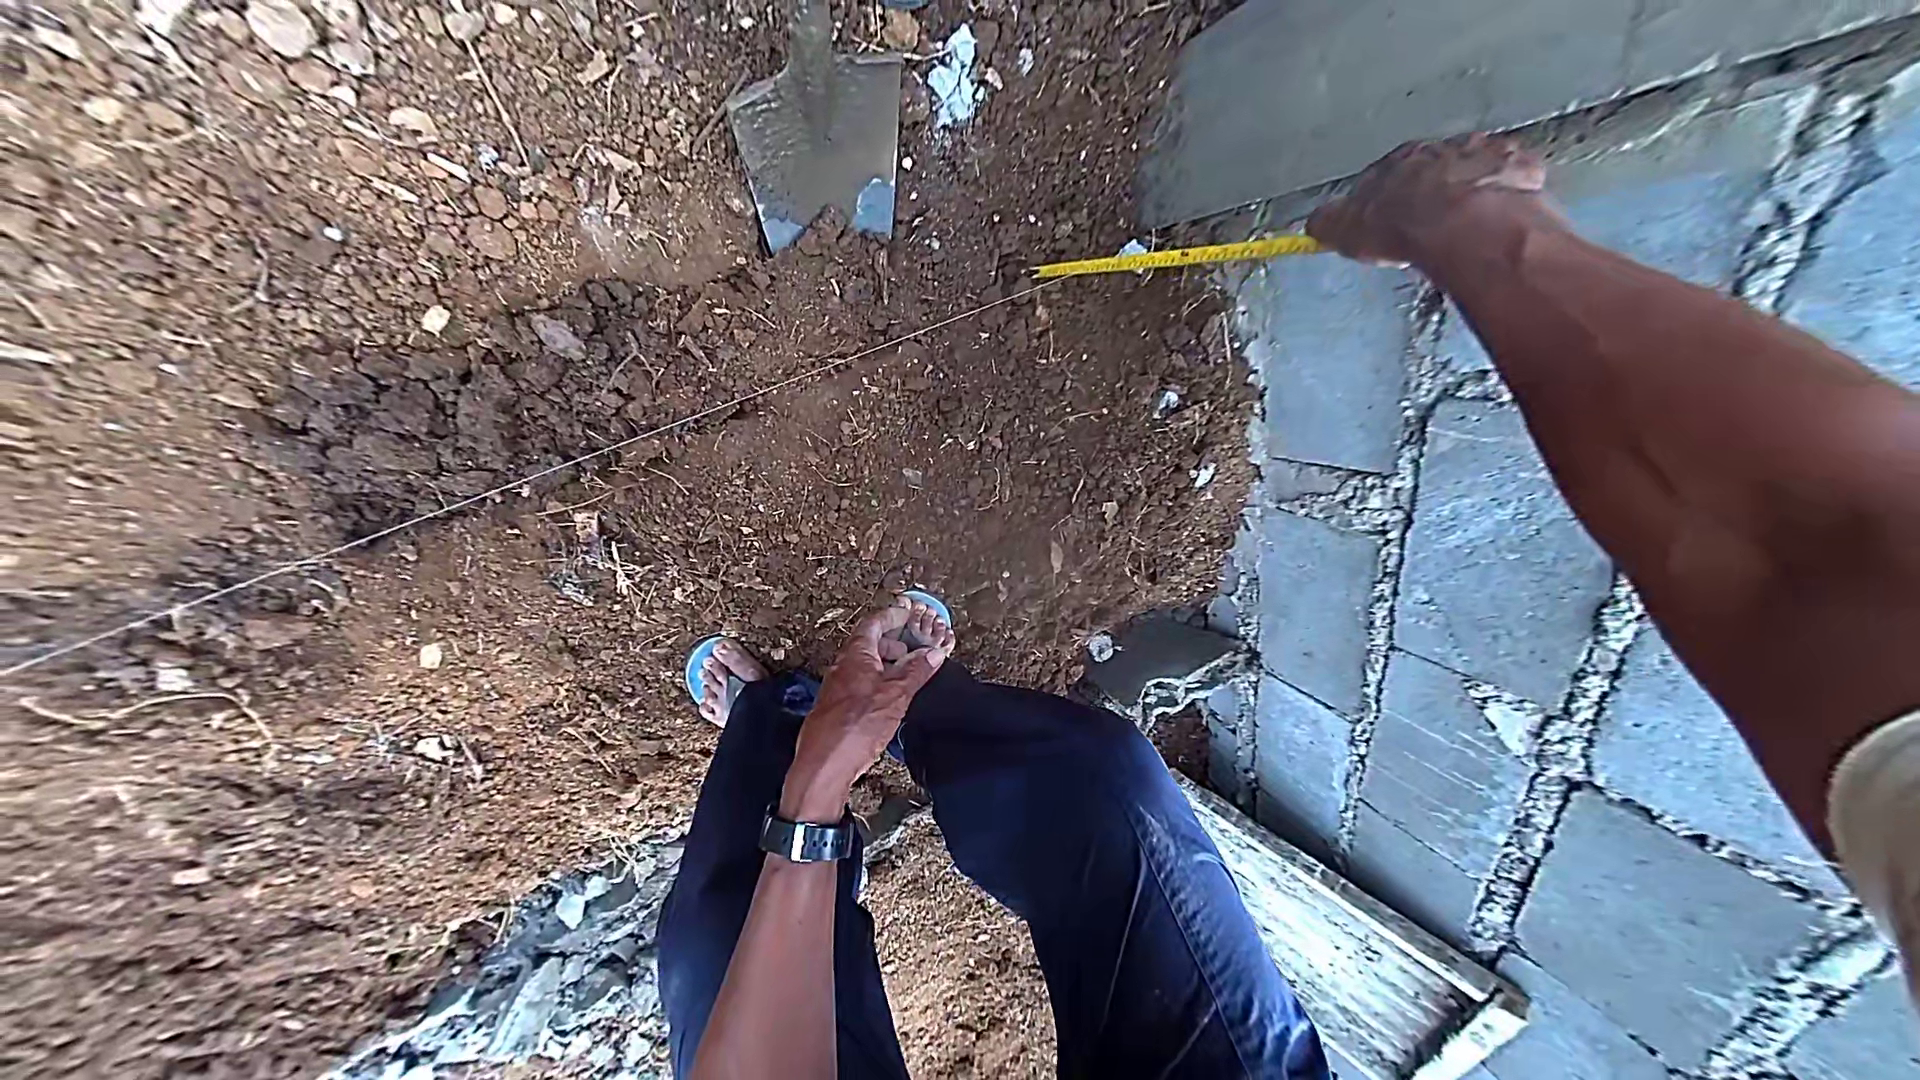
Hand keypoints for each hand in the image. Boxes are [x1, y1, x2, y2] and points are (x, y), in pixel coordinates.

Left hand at [779, 598, 952, 820]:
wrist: (824, 764)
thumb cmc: (854, 729)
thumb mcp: (896, 695)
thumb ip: (916, 671)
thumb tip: (932, 654)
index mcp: (856, 655)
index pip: (874, 623)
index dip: (892, 615)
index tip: (906, 612)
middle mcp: (842, 666)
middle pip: (867, 642)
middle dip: (891, 640)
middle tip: (910, 645)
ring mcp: (836, 686)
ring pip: (862, 663)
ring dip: (884, 662)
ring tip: (904, 672)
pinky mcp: (835, 706)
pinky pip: (857, 682)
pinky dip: (875, 680)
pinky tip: (887, 696)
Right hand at [1307, 133, 1554, 267]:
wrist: (1460, 224)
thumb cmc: (1401, 224)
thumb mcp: (1342, 230)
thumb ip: (1328, 222)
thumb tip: (1316, 221)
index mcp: (1396, 160)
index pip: (1383, 177)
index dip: (1380, 202)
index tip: (1380, 223)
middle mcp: (1440, 149)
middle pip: (1430, 172)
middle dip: (1424, 197)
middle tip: (1418, 232)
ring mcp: (1483, 155)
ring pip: (1469, 174)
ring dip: (1461, 197)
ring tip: (1453, 233)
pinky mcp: (1517, 169)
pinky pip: (1507, 182)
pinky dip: (1498, 200)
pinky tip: (1487, 226)